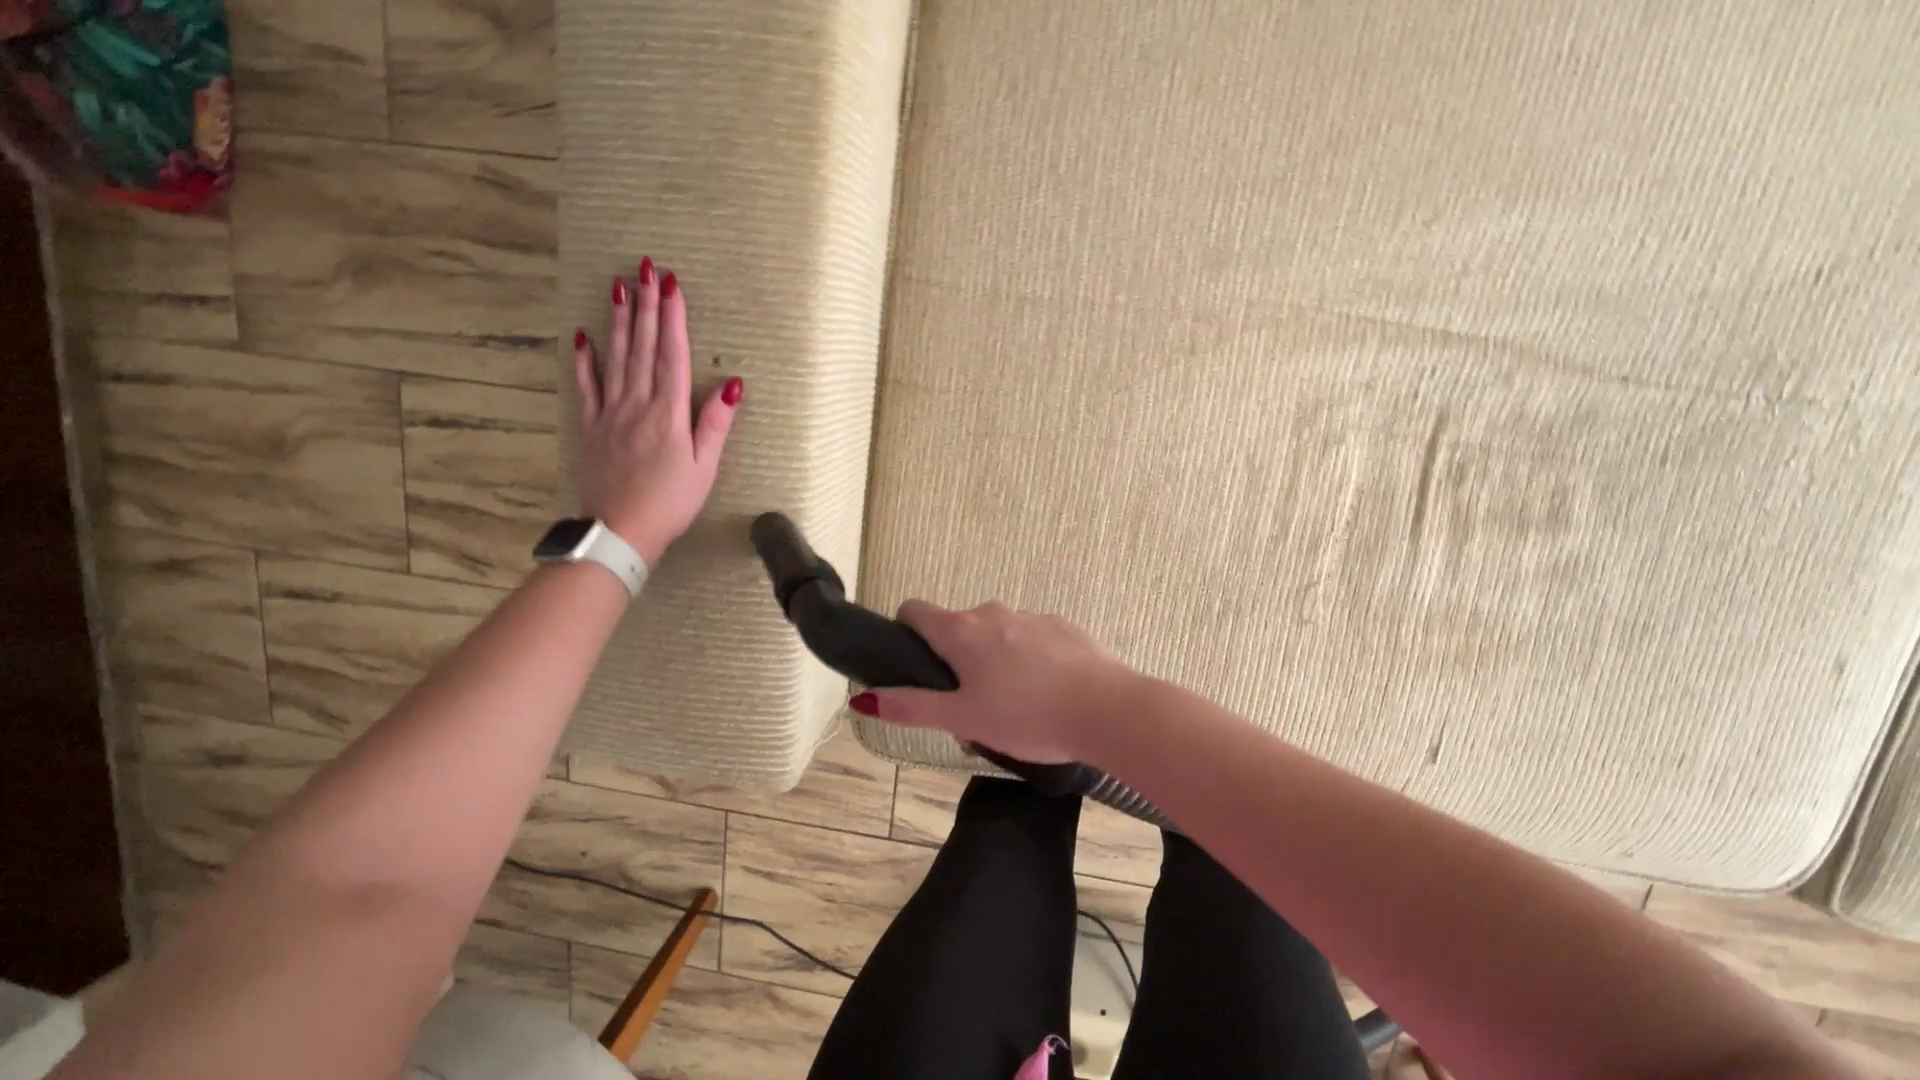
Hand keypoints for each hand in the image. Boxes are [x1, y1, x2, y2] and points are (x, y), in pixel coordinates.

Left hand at [574, 260, 741, 564]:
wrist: (620, 530)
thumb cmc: (670, 502)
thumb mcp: (704, 466)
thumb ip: (715, 423)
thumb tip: (732, 383)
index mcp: (668, 412)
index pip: (672, 354)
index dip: (672, 317)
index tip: (672, 284)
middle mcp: (638, 403)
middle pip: (643, 346)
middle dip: (646, 305)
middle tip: (646, 268)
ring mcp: (611, 413)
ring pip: (615, 357)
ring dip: (619, 320)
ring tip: (619, 286)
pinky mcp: (592, 428)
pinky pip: (588, 386)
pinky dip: (586, 359)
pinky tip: (584, 336)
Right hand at [848, 601, 1138, 763]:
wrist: (1107, 710)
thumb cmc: (1026, 717)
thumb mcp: (961, 719)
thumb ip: (911, 708)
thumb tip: (862, 700)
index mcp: (961, 630)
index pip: (913, 610)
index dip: (905, 635)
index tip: (915, 669)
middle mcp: (993, 612)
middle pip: (957, 630)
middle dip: (955, 664)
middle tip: (968, 710)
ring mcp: (1032, 617)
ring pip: (997, 637)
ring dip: (992, 664)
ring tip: (1012, 712)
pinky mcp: (1066, 628)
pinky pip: (1032, 641)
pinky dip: (1028, 662)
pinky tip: (1046, 697)